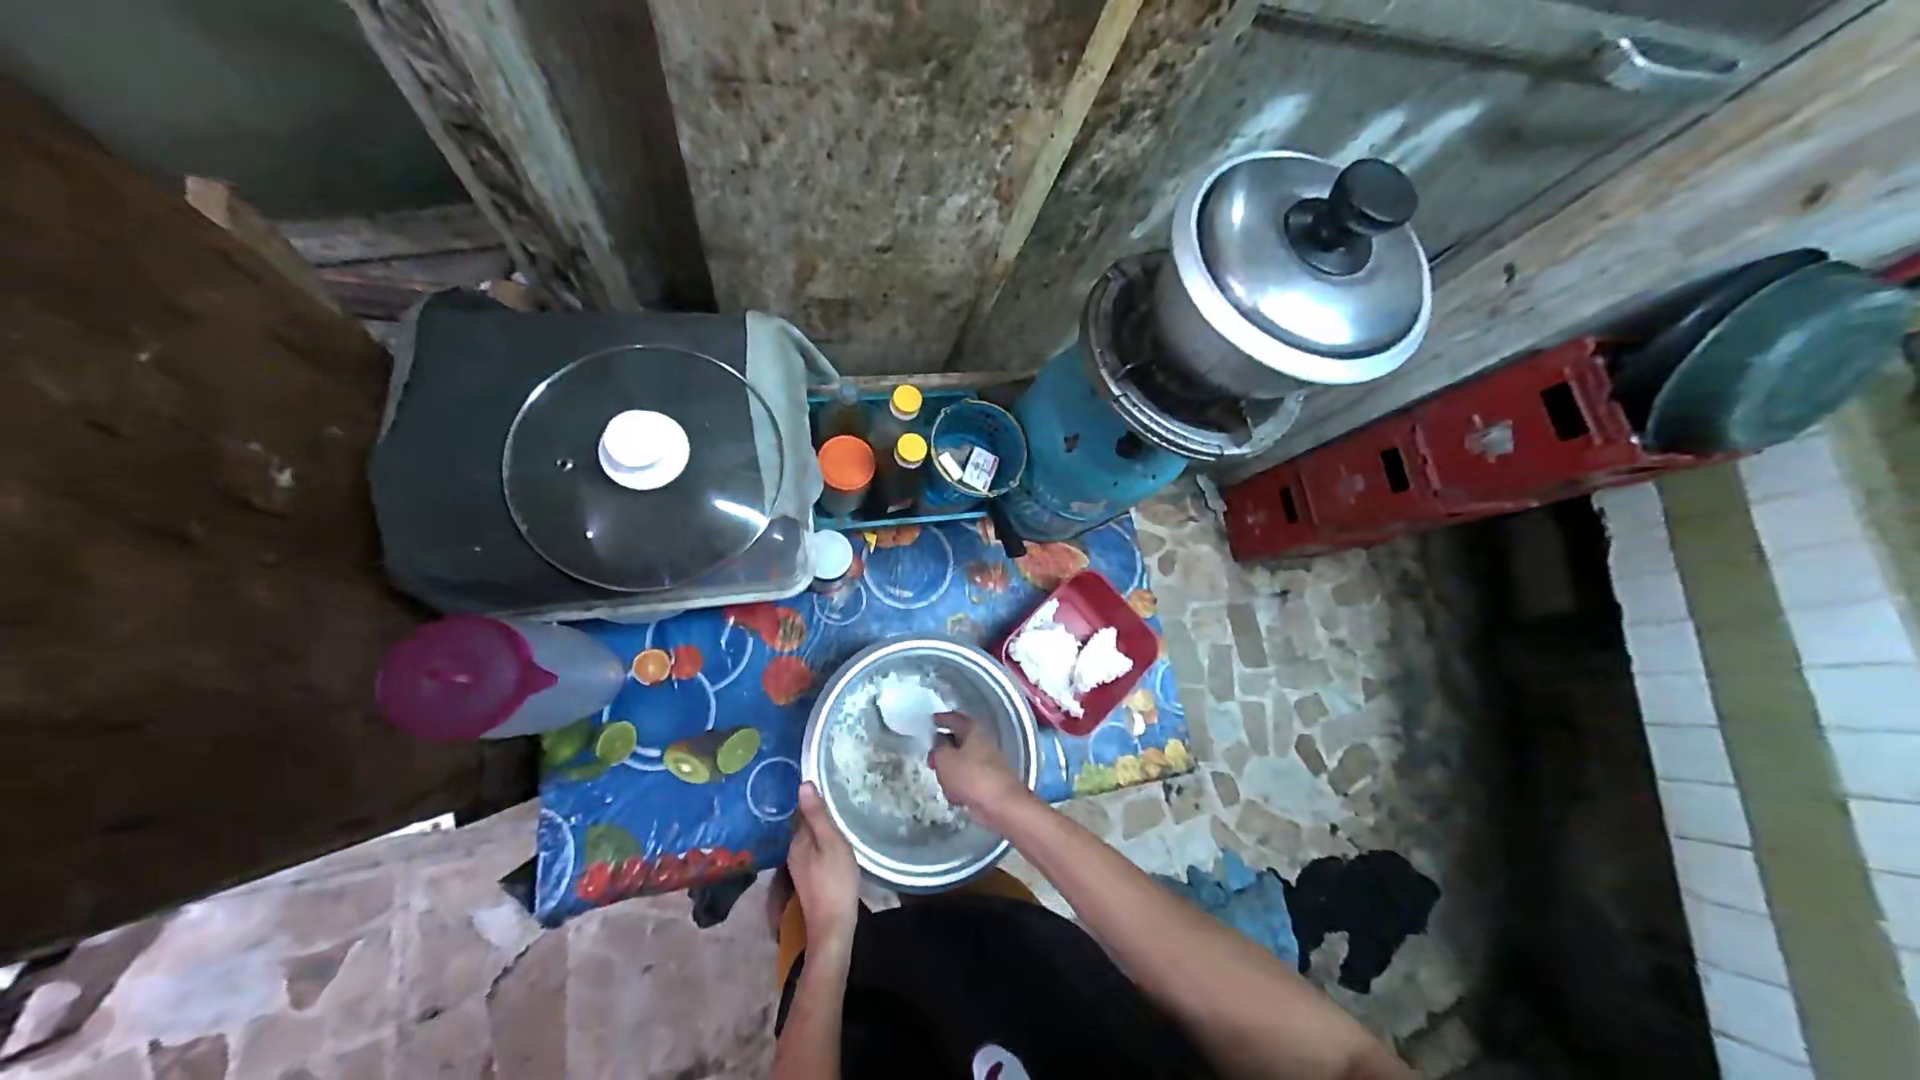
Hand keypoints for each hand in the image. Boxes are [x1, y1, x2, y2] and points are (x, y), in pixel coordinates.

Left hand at [789, 782, 858, 948]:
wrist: (833, 927)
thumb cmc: (835, 881)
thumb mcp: (831, 843)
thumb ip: (817, 815)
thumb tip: (803, 784)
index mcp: (797, 841)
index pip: (802, 811)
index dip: (815, 798)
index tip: (830, 783)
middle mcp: (793, 852)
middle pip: (806, 825)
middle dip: (818, 812)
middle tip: (839, 795)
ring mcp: (801, 868)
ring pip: (811, 839)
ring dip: (822, 828)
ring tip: (842, 815)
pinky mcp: (810, 879)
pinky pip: (816, 852)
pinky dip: (825, 843)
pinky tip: (838, 842)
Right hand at [928, 711, 1033, 825]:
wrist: (1001, 805)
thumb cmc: (971, 776)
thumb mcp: (945, 759)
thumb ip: (937, 749)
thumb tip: (939, 743)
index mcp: (974, 730)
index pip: (955, 718)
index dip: (941, 718)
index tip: (930, 721)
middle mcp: (983, 742)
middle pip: (958, 741)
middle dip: (943, 751)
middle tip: (931, 760)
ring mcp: (987, 762)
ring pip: (961, 762)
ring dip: (950, 771)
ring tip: (943, 782)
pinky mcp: (988, 782)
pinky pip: (968, 780)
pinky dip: (959, 786)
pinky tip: (955, 797)